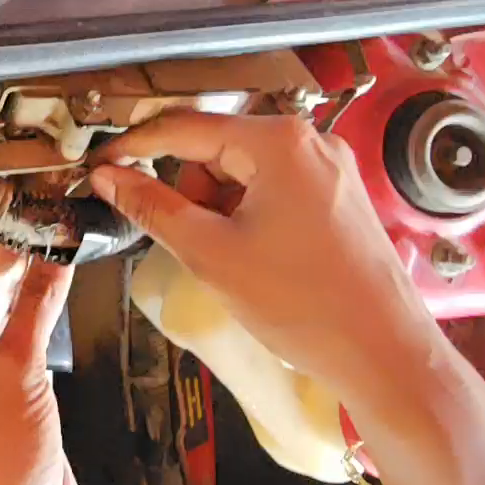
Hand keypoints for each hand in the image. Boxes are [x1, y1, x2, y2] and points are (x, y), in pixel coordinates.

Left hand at [0, 243, 78, 484]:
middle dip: (16, 261)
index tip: (29, 220)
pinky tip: (58, 288)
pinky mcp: (15, 382)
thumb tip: (52, 258)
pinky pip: (26, 332)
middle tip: (49, 226)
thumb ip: (35, 311)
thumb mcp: (18, 374)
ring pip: (7, 310)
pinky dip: (42, 311)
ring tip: (57, 245)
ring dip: (31, 283)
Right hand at [88, 111, 443, 404]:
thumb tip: (106, 177)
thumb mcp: (210, 252)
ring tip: (230, 257)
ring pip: (241, 171)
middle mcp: (308, 141)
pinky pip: (271, 188)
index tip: (98, 166)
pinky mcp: (337, 194)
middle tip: (190, 241)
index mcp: (277, 142)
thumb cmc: (301, 303)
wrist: (386, 356)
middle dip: (190, 191)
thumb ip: (151, 206)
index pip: (184, 128)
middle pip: (215, 149)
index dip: (134, 147)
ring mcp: (329, 167)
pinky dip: (246, 214)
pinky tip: (254, 256)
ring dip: (218, 207)